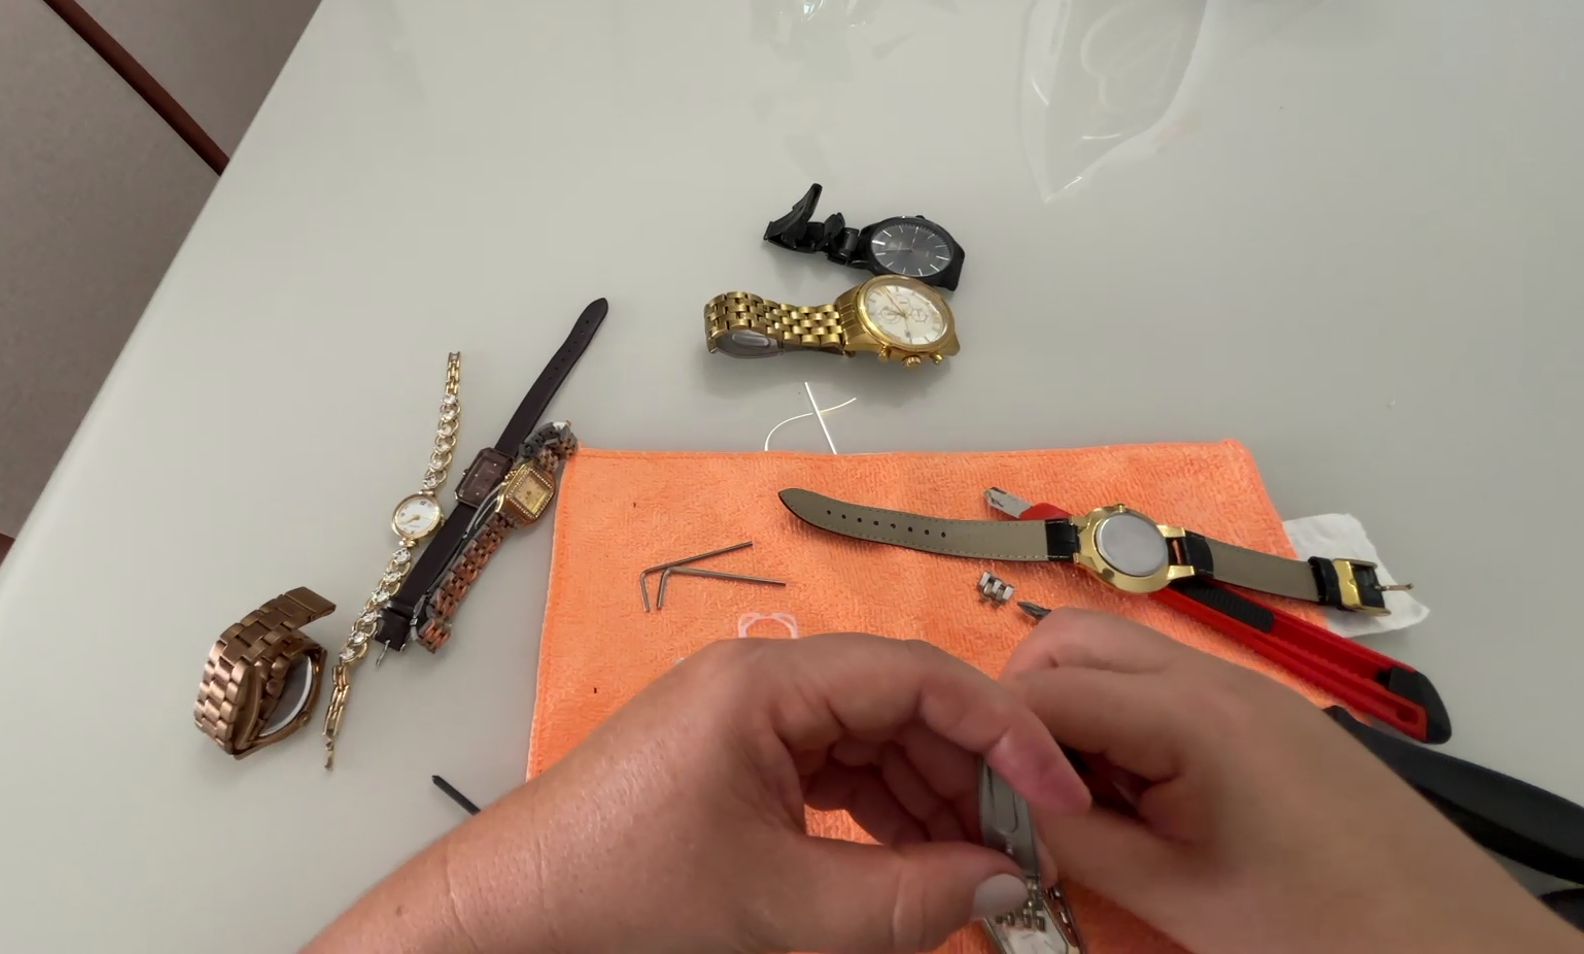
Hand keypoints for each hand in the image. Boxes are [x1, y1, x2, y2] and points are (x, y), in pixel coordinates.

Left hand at [306, 635, 1089, 953]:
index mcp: (766, 681)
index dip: (1001, 728)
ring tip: (976, 869)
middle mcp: (758, 678)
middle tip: (1026, 852)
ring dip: (925, 796)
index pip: (911, 674)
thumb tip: (1009, 883)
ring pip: (865, 736)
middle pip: (892, 702)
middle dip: (966, 772)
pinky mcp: (734, 749)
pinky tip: (911, 860)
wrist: (521, 907)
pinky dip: (877, 810)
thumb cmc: (634, 891)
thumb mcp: (785, 907)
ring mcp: (744, 712)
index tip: (1062, 797)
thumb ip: (911, 897)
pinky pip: (828, 766)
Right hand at [1003, 610, 1583, 953]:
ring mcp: (1241, 683)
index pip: (1047, 687)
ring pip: (1109, 647)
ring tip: (1084, 778)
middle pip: (1069, 637)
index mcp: (1189, 713)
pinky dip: (1118, 709)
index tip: (986, 781)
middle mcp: (1209, 673)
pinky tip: (1139, 779)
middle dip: (1026, 693)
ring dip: (1071, 697)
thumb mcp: (1173, 894)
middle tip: (1030, 770)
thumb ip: (1067, 831)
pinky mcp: (1261, 705)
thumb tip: (1003, 794)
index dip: (999, 730)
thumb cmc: (1325, 939)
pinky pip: (1154, 677)